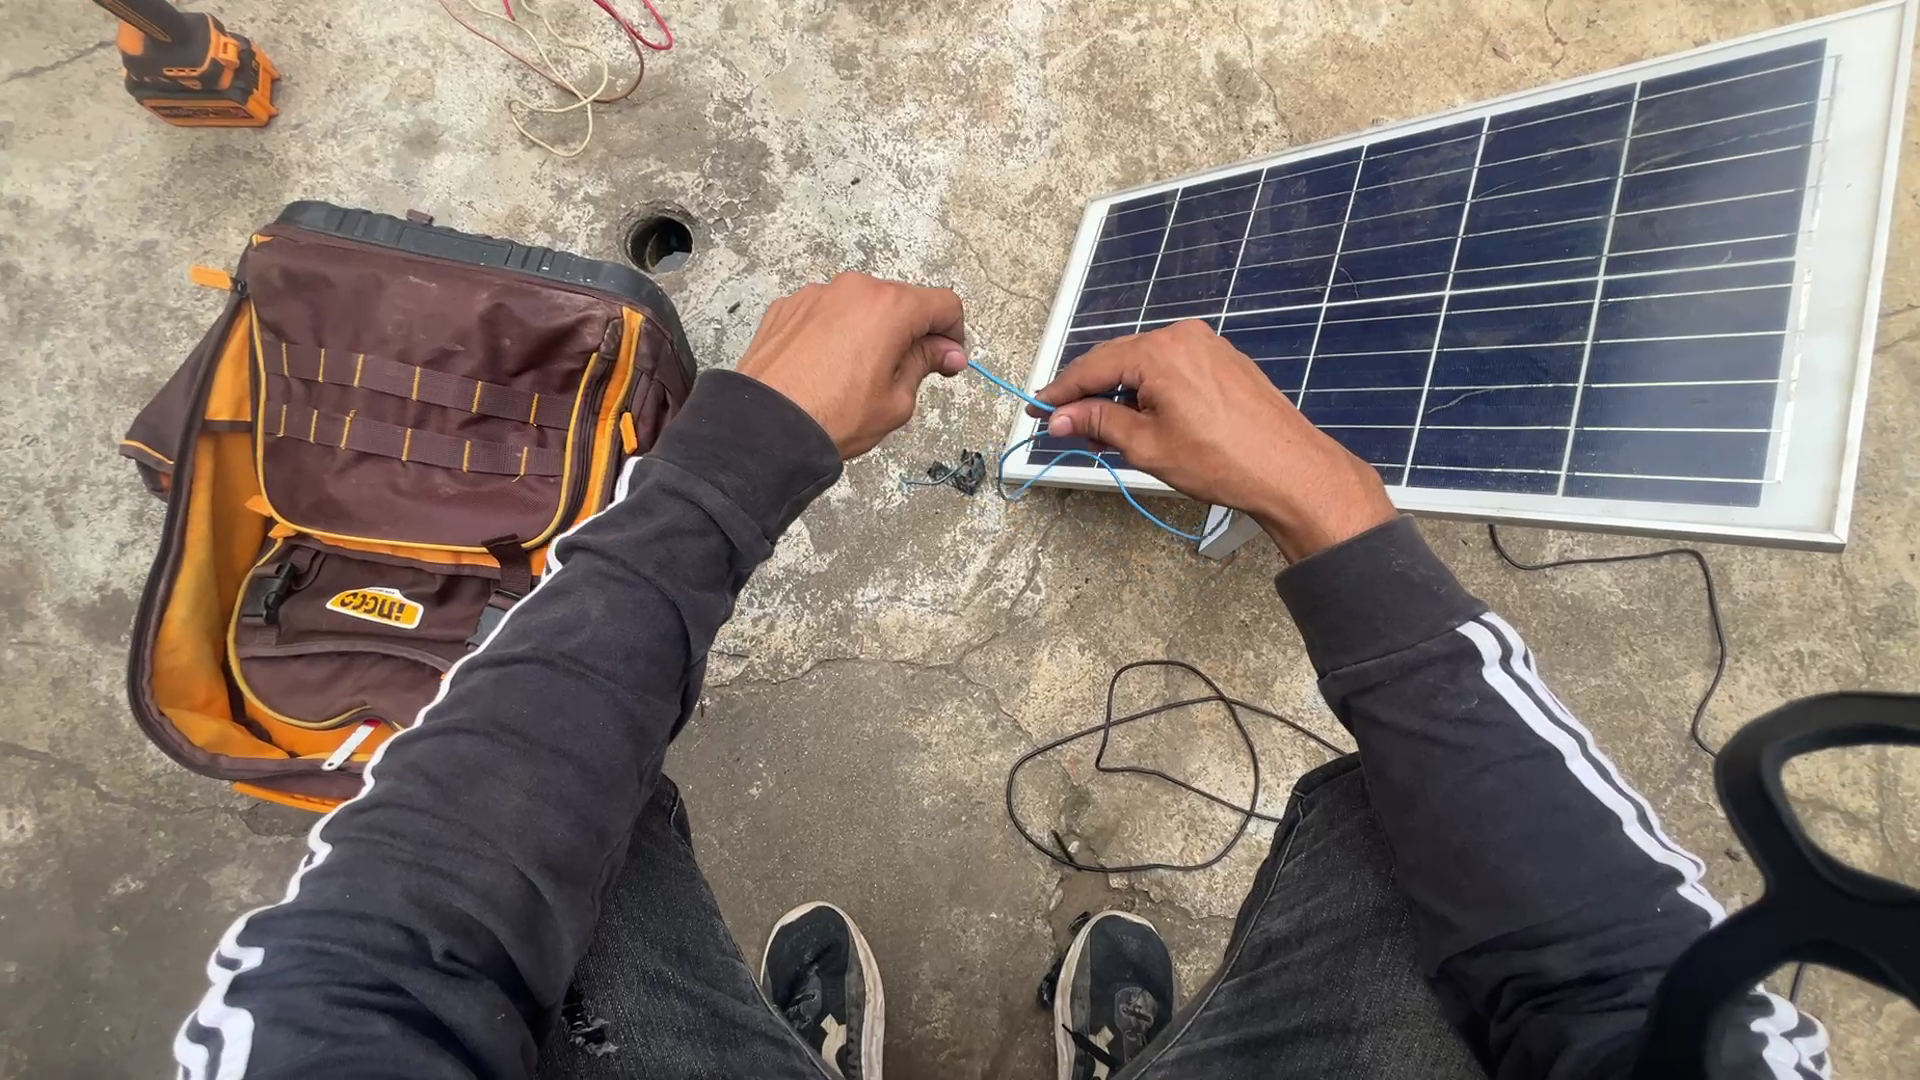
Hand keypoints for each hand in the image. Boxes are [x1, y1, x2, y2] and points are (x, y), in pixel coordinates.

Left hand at [735, 273, 968, 459]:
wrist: (766, 427)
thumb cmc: (833, 417)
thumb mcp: (897, 401)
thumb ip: (926, 365)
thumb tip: (947, 352)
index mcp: (890, 307)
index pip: (944, 305)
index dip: (953, 335)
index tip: (947, 361)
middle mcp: (854, 289)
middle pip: (902, 301)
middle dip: (913, 333)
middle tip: (909, 374)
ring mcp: (817, 295)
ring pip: (862, 306)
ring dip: (873, 332)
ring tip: (860, 375)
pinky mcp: (788, 307)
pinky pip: (827, 313)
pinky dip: (837, 333)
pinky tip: (829, 369)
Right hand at [1034, 319, 1395, 561]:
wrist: (1290, 471)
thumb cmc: (1218, 460)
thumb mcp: (1145, 445)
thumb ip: (1097, 424)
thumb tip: (1059, 418)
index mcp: (1159, 351)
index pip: (1093, 367)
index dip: (1060, 391)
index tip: (1036, 409)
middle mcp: (1183, 337)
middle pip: (1117, 360)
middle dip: (1087, 393)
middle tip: (1060, 421)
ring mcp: (1207, 345)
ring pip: (1144, 366)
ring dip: (1118, 394)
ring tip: (1101, 430)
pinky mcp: (1223, 361)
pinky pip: (1170, 369)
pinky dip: (1147, 391)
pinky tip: (1139, 417)